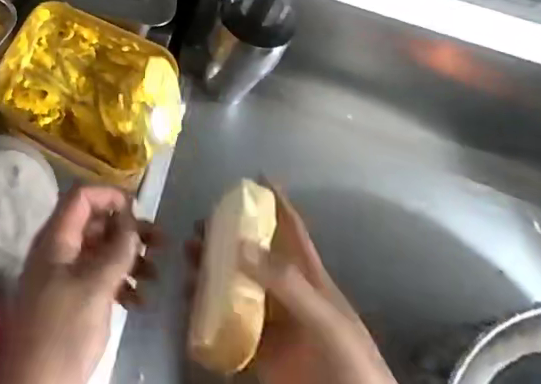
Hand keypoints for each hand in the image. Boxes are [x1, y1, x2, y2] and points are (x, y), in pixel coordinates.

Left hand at [0, 186, 157, 383]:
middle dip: (127, 230)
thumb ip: (116, 251)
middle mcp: (57, 251)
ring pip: (99, 252)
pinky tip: (140, 302)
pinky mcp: (69, 302)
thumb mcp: (95, 287)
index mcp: (56, 238)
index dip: (110, 196)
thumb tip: (131, 221)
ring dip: (128, 258)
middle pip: (94, 224)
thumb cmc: (63, 329)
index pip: (82, 197)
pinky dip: (119, 284)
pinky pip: (97, 280)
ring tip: (156, 274)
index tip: (139, 211)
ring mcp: (62, 277)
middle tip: (161, 242)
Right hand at [186, 184, 395, 383]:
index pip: (292, 231)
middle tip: (197, 226)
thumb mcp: (325, 322)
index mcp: (311, 280)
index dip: (277, 203)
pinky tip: (188, 305)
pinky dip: (207, 315)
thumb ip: (286, 284)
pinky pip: (229, 329)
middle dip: (227, 237)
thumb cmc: (353, 368)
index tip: (255, 175)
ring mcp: (274, 328)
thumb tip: (239, 242)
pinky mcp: (262, 358)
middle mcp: (288, 297)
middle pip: (254, 257)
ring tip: (187, 261)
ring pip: (236, 289)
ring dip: (211, 273)